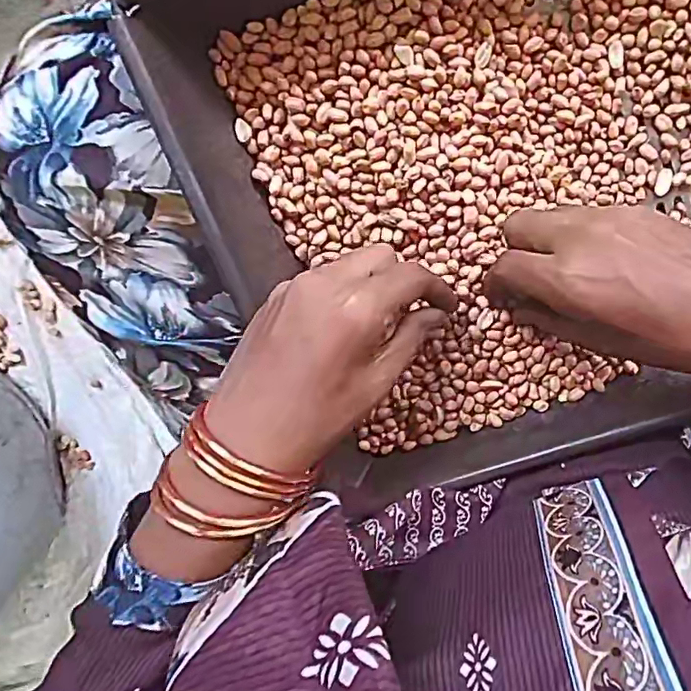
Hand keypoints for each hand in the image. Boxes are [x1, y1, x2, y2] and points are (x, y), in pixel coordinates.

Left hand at [202, 245, 456, 473]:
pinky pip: (322, 275)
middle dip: (403, 276)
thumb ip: (410, 339)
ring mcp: (296, 284)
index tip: (446, 305)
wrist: (244, 435)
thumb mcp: (375, 384)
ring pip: (350, 260)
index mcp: (356, 308)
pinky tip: (341, 321)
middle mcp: (325, 283)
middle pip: (381, 254)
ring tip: (377, 317)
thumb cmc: (316, 419)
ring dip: (372, 279)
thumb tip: (434, 315)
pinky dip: (342, 287)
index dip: (437, 286)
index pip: (411, 274)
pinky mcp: (276, 293)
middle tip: (413, 309)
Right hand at [482, 205, 690, 373]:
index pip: (505, 266)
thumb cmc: (668, 337)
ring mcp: (604, 216)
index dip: (496, 283)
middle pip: (516, 225)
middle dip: (513, 250)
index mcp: (566, 278)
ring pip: (549, 214)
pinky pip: (583, 213)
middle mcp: (577, 238)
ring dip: (545, 238)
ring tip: (567, 265)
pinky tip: (601, 255)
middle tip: (529, 275)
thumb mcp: (600, 341)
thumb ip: (550, 319)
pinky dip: (576, 231)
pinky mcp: (629, 207)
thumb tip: (522, 307)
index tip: (501, 295)